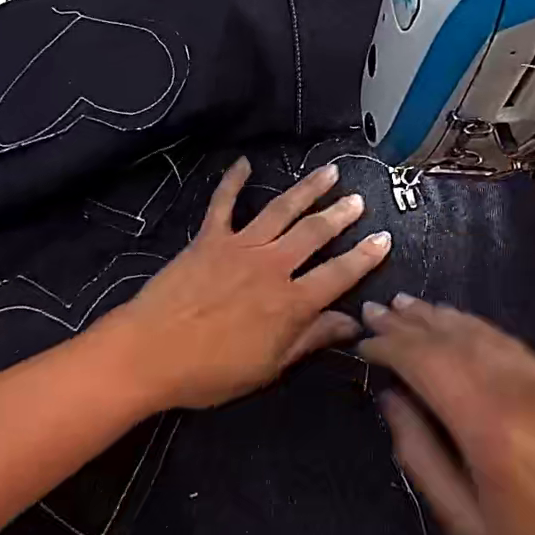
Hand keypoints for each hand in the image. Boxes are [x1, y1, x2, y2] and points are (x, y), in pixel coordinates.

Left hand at [99, 159, 388, 410]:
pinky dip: (233, 182)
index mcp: (291, 302)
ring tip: (329, 172)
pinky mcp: (210, 238)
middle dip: (341, 215)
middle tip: (359, 199)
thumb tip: (353, 324)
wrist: (150, 353)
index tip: (384, 238)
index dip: (365, 256)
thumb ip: (312, 339)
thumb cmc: (212, 371)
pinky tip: (243, 162)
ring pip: (282, 210)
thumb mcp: (270, 366)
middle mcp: (273, 265)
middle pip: (315, 233)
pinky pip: (224, 204)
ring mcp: (241, 246)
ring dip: (308, 189)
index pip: (339, 274)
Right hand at [359, 297, 534, 534]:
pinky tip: (461, 324)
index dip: (391, 346)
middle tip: (377, 309)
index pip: (428, 363)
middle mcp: (523, 392)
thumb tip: (393, 402)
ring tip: (410, 306)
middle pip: (456, 339)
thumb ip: (422, 457)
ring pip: (486, 334)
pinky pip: (513, 346)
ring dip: (444, 317)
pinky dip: (479, 329)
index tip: (363, 340)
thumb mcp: (469, 525)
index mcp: (493, 427)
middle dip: (412, 322)